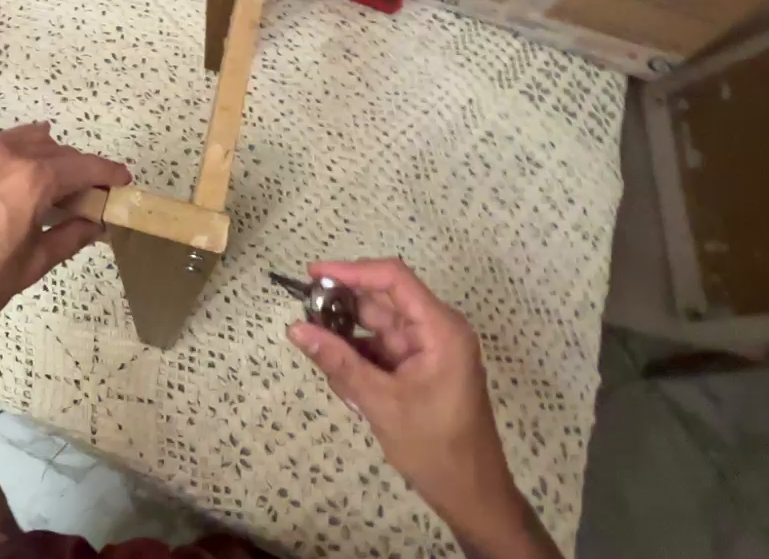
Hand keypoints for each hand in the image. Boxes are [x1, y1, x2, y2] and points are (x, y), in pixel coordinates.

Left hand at [0, 123, 129, 359]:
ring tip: (54, 183)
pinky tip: (16, 176)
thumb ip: (69, 236)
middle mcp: (5, 154)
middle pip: (54, 151)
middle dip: (77, 168)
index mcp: (32, 177)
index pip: (82, 165)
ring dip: (45, 156)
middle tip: (89, 193)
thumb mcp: (32, 263)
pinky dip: (14, 156)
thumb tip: (94, 224)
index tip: (122, 180)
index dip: (106, 172)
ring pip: (22, 142)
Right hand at [288, 259, 553, 555]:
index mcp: (440, 329)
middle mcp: (436, 329)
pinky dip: (358, 358)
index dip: (351, 271)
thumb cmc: (435, 448)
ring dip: (347, 340)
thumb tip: (295, 328)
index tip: (313, 274)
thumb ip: (338, 361)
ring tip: (324, 360)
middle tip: (306, 318)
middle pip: (381, 300)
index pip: (393, 278)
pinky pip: (380, 347)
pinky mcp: (418, 365)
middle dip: (343, 309)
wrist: (472, 498)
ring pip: (375, 326)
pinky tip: (343, 381)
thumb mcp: (381, 403)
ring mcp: (427, 347)